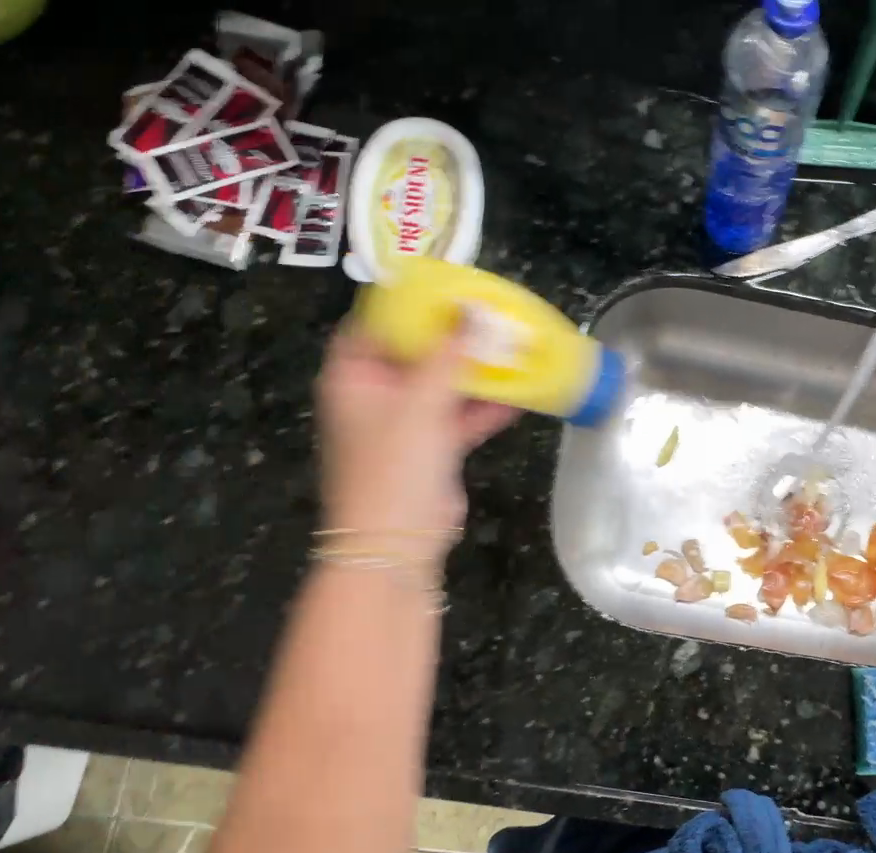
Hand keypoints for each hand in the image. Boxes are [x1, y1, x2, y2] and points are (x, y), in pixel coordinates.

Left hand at [315, 325, 518, 564]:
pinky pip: (460, 417)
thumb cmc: (393, 466)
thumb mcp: (420, 402)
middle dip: (454, 337)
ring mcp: (405, 423)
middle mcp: (375, 395)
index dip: (408, 304)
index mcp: (353, 376)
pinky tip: (522, 395)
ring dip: (477, 371)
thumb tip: (473, 310)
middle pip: (415, 352)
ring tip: (514, 349)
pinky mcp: (432, 449)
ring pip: (443, 385)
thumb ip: (450, 354)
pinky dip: (487, 408)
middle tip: (491, 314)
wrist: (397, 542)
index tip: (447, 288)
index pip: (375, 323)